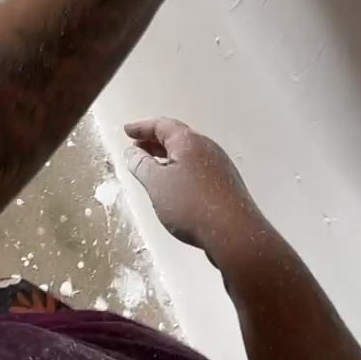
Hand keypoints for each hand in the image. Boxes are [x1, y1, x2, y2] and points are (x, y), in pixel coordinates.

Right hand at [123, 117, 271, 261]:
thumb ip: (141, 165)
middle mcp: (206, 147)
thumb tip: (132, 152)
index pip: (162, 125)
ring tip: (151, 167)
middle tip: (136, 148)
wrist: (234, 234)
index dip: (142, 127)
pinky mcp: (225, 183)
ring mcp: (219, 165)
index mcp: (189, 141)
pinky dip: (180, 168)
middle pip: (176, 137)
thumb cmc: (190, 205)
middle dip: (153, 141)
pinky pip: (197, 167)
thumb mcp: (157, 185)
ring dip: (167, 156)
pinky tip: (174, 185)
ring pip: (187, 153)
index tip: (127, 131)